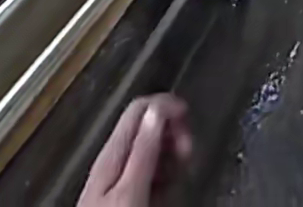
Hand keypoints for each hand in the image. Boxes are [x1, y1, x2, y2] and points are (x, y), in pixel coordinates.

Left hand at [77, 94, 192, 206]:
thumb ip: (143, 151)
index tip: (189, 115)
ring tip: (183, 167)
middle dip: (171, 130)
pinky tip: (170, 187)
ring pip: (148, 149)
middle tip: (189, 149)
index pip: (139, 108)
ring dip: (169, 151)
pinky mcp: (124, 198)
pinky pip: (147, 173)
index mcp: (114, 152)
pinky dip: (163, 173)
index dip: (165, 105)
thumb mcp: (130, 192)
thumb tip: (156, 111)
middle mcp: (114, 158)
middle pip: (145, 126)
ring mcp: (118, 178)